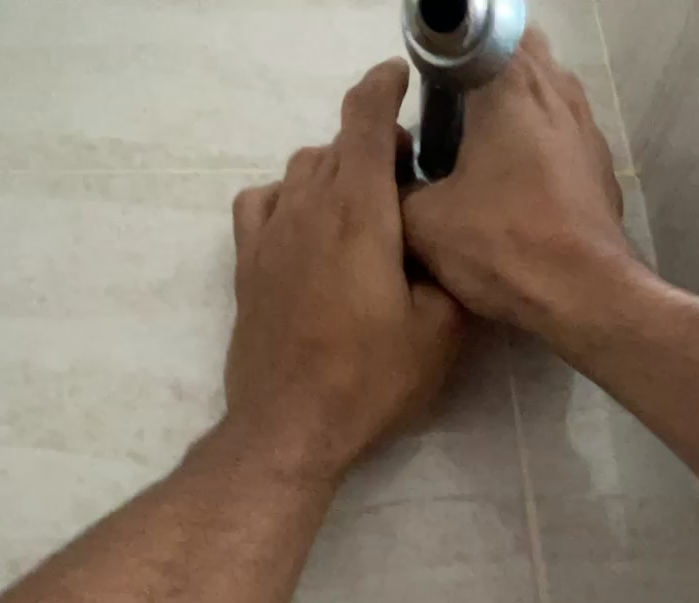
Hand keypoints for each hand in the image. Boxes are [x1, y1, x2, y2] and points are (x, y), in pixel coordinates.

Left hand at [223, 59, 464, 484]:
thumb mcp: (440, 335)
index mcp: (360, 213)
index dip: (383, 88)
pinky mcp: (247, 265)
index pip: (364, 120)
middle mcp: (308, 207)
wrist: (292, 425)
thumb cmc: (371, 381)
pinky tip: (303, 225)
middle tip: (404, 182)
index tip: (401, 80)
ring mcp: (270, 235)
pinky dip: (286, 196)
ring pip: (299, 169)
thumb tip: (450, 245)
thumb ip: (451, 276)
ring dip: (333, 170)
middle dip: (372, 144)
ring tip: (359, 205)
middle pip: (336, 144)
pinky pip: (261, 202)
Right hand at [400, 29, 639, 334]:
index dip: (445, 61)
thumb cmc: (502, 247)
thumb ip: (397, 190)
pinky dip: (539, 149)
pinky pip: (563, 136)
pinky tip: (519, 192)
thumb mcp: (424, 224)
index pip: (474, 34)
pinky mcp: (600, 165)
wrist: (582, 294)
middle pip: (515, 55)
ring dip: (514, 114)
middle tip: (451, 124)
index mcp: (507, 85)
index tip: (427, 97)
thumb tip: (393, 183)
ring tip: (483, 159)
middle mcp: (555, 88)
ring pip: (544, 94)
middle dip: (482, 81)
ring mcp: (586, 126)